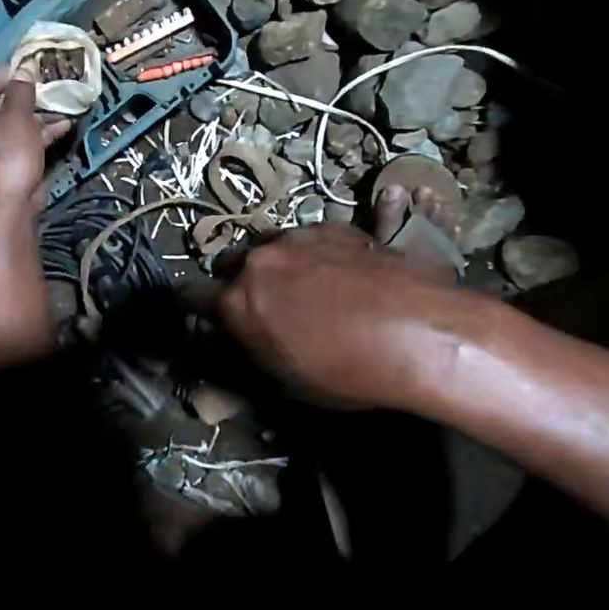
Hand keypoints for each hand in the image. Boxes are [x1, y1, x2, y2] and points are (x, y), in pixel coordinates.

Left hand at [0, 69, 71, 207]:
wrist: (11, 201)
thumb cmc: (10, 153)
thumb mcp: (17, 116)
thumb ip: (22, 90)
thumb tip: (25, 70)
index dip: (14, 69)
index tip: (38, 64)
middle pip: (8, 98)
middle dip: (34, 92)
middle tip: (57, 82)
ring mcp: (0, 140)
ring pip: (23, 118)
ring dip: (45, 112)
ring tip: (68, 103)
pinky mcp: (15, 155)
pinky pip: (31, 135)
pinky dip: (47, 130)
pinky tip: (67, 124)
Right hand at [217, 226, 472, 409]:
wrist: (415, 331)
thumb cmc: (346, 371)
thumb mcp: (287, 382)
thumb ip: (251, 353)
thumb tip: (239, 342)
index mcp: (237, 303)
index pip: (193, 297)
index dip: (199, 308)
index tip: (211, 317)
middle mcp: (260, 261)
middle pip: (232, 265)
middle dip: (241, 283)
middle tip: (266, 307)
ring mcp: (298, 238)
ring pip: (271, 247)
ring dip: (278, 265)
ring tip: (306, 288)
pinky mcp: (334, 227)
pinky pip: (309, 239)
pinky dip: (313, 254)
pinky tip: (340, 274)